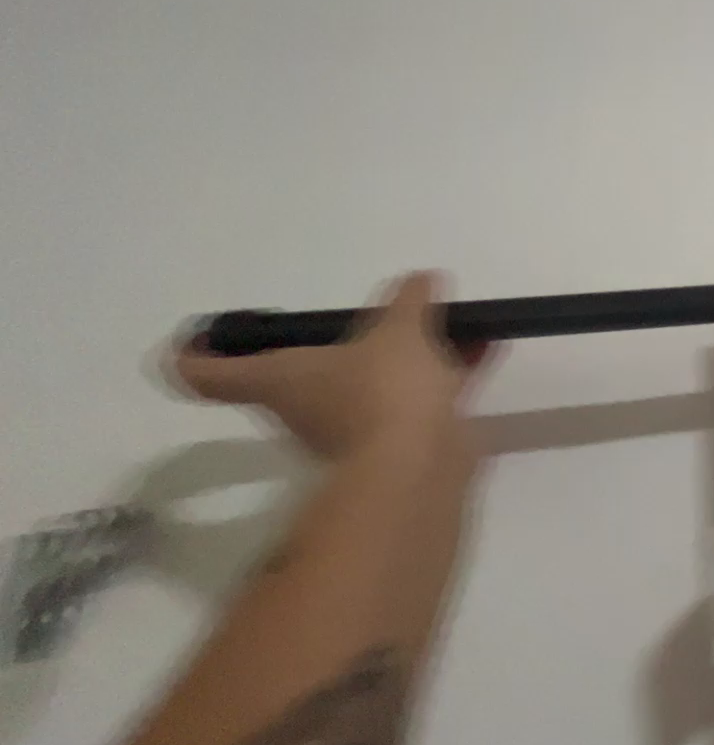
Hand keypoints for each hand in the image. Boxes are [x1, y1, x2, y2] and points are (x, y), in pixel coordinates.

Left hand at [172, 272, 494, 461]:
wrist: (420, 465)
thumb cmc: (385, 392)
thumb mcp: (399, 330)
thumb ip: (408, 300)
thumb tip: (420, 279)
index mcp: (278, 378)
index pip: (201, 371)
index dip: (199, 347)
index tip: (217, 329)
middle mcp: (304, 405)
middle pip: (304, 371)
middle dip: (342, 343)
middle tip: (376, 317)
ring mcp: (352, 425)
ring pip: (372, 379)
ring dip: (406, 354)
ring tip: (449, 324)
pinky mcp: (399, 438)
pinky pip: (417, 393)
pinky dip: (445, 371)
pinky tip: (483, 347)